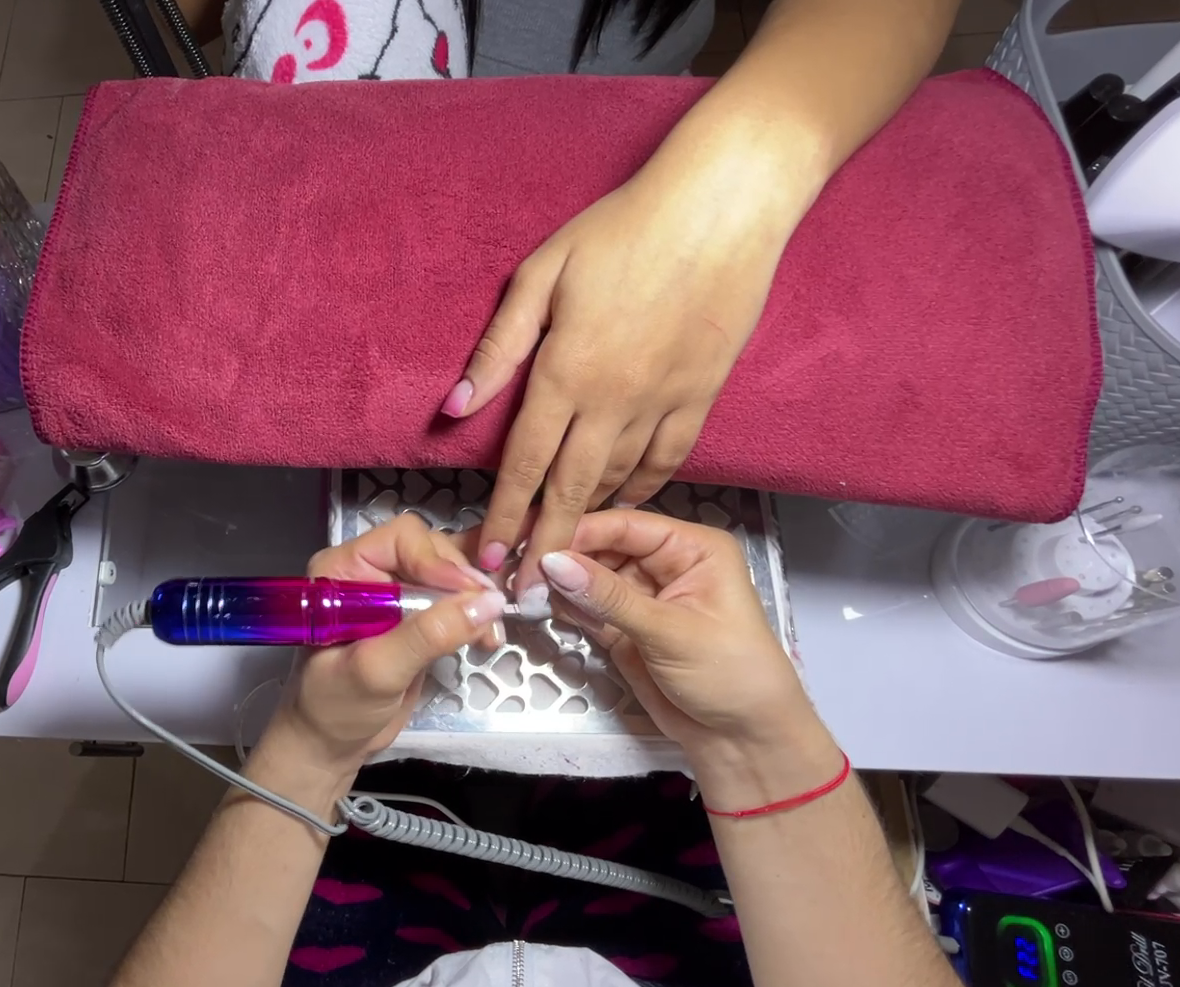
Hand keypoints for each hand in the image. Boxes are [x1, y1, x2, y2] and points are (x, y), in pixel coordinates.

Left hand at [259, 515, 505, 782]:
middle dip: (461, 581)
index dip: (437, 561)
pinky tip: (485, 636)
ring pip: (446, 572)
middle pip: (430, 550)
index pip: (400, 539)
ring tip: (489, 634)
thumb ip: (427, 635)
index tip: (467, 595)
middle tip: (487, 616)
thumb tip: (487, 603)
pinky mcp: (412, 616)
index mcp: (343, 570)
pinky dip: (472, 612)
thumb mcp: (379, 671)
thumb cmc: (335, 707)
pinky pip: (450, 598)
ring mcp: (392, 593)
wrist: (329, 745)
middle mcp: (367, 572)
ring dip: (473, 598)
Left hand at [445, 149, 800, 601]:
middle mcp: (612, 402)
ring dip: (587, 522)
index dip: (503, 517)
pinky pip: (668, 459)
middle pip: (569, 491)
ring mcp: (662, 403)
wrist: (724, 204)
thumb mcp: (540, 276)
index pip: (524, 465)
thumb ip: (497, 350)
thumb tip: (454, 407)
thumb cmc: (620, 231)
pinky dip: (640, 489)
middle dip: (543, 544)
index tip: (490, 559)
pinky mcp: (702, 395)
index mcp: (565, 375)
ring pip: (616, 480)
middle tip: (526, 589)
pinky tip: (622, 507)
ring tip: (565, 558)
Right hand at [536, 509, 837, 806]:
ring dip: (557, 582)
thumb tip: (553, 562)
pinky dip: (563, 606)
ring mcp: (640, 595)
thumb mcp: (670, 631)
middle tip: (516, 568)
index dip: (577, 531)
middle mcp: (663, 563)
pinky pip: (584, 605)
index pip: (623, 526)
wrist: (741, 741)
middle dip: (561, 557)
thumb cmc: (730, 675)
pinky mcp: (621, 625)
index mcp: (691, 548)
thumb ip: (609, 597)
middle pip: (600, 546)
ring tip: (519, 586)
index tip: (532, 542)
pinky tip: (539, 605)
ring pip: (587, 575)